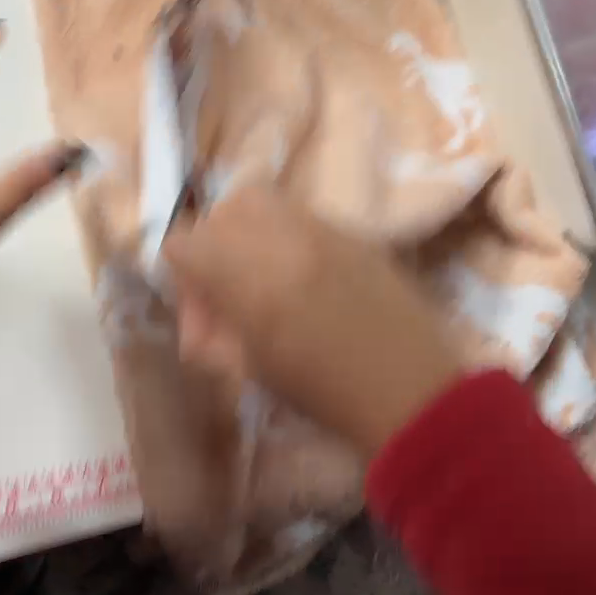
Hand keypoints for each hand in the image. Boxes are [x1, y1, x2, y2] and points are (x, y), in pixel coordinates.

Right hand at [163, 185, 465, 455]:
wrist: (414, 393)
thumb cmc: (326, 396)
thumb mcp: (251, 371)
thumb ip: (209, 337)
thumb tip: (195, 316)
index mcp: (250, 282)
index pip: (185, 241)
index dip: (181, 270)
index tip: (199, 305)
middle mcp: (281, 240)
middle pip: (223, 209)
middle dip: (213, 242)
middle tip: (227, 283)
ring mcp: (321, 228)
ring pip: (261, 199)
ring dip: (247, 228)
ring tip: (261, 267)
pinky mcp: (351, 230)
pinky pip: (299, 212)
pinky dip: (284, 231)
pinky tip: (299, 269)